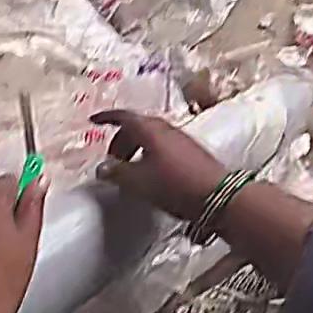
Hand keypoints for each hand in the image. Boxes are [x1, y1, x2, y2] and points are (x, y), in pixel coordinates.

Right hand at [91, 110, 226, 220]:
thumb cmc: (174, 184)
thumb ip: (117, 173)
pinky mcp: (190, 150)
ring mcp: (179, 137)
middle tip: (112, 157)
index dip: (106, 118)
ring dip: (136, 147)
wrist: (218, 196)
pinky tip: (150, 172)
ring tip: (129, 168)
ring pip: (150, 136)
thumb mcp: (139, 182)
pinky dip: (149, 152)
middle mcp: (164, 127)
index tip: (94, 120)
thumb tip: (101, 168)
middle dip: (121, 139)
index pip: (123, 116)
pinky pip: (162, 144)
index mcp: (148, 129)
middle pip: (136, 126)